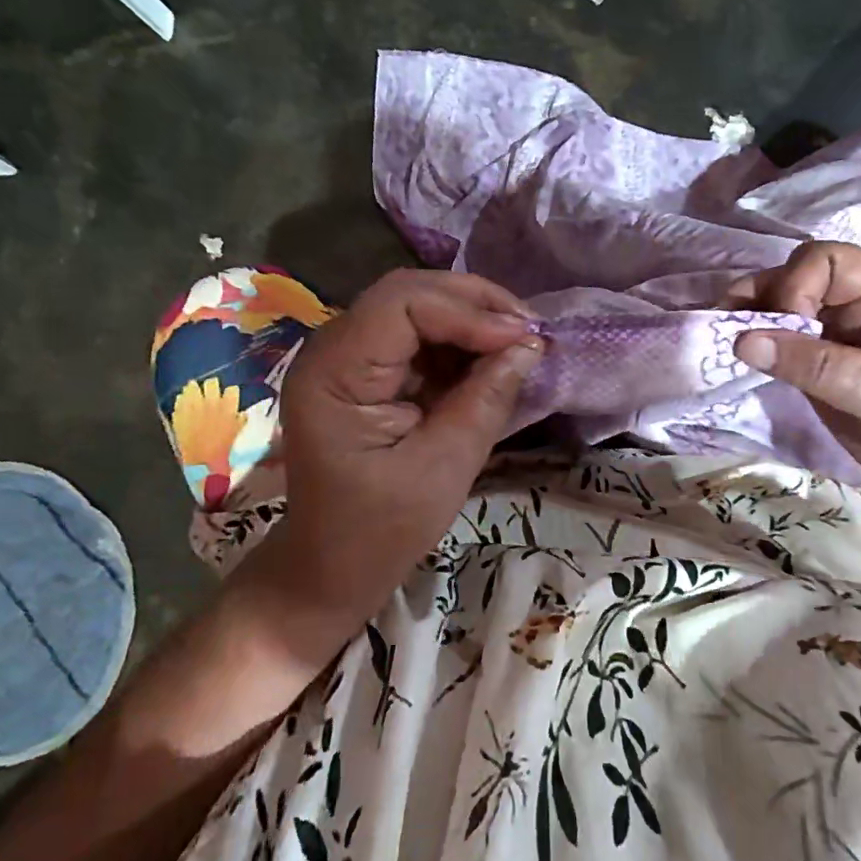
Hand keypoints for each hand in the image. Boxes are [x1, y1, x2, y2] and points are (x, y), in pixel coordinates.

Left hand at [242, 269, 542, 627]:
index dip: (467, 311)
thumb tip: (529, 345)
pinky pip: (414, 337)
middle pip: (405, 294)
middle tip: (530, 328)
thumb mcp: (442, 469)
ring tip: (520, 339)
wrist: (331, 566)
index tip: (524, 338)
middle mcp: (330, 351)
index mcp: (333, 374)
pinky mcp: (363, 372)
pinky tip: (491, 355)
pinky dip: (456, 341)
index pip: (401, 305)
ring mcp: (344, 358)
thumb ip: (484, 400)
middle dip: (473, 303)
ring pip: (413, 308)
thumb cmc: (379, 532)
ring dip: (469, 318)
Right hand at [728, 241, 860, 516]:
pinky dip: (751, 352)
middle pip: (795, 279)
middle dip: (758, 297)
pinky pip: (777, 350)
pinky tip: (731, 363)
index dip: (797, 285)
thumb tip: (741, 340)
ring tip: (718, 344)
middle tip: (725, 328)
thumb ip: (821, 367)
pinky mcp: (819, 374)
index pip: (829, 262)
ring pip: (778, 313)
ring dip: (745, 321)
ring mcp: (837, 342)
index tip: (785, 326)